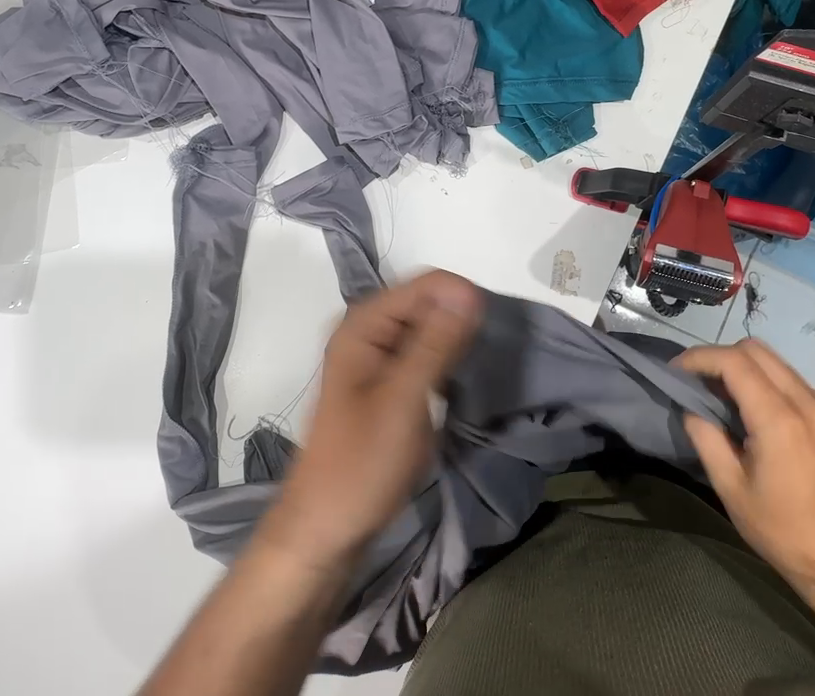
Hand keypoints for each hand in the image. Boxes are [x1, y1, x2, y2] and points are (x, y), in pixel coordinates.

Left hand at [261, 271, 483, 565]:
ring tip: (472, 371)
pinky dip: (446, 358)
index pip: (428, 284)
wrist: (325, 529)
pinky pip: (425, 351)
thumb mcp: (404, 400)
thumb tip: (469, 291)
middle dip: (460, 318)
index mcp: (362, 326)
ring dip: (456, 339)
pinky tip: (456, 382)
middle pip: (428, 300)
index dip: (463, 300)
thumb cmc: (360, 466)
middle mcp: (366, 331)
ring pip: (430, 326)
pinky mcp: (387, 382)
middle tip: (481, 359)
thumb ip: (436, 343)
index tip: (488, 336)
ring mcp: (375, 357)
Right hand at [677, 339, 814, 595]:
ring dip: (744, 368)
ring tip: (721, 396)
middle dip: (720, 357)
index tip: (676, 371)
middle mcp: (807, 403)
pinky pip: (794, 383)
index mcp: (780, 420)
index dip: (700, 358)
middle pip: (757, 350)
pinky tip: (754, 413)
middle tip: (696, 382)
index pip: (735, 362)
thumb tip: (691, 408)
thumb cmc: (779, 529)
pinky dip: (767, 383)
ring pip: (777, 363)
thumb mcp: (730, 487)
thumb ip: (706, 438)